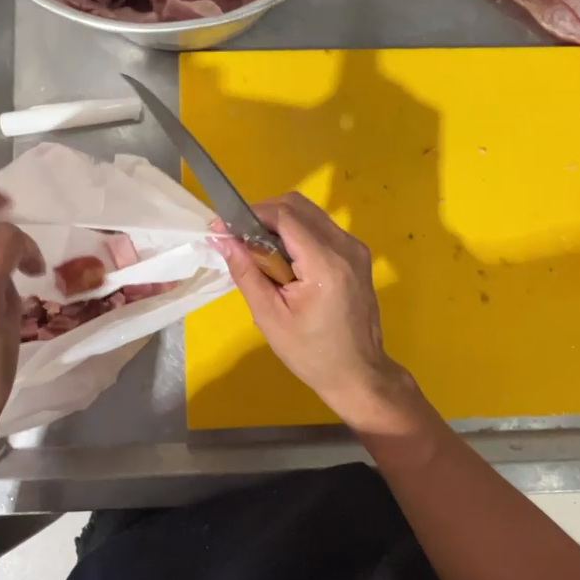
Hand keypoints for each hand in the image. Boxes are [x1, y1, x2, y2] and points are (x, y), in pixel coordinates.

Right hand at [211, 193, 423, 430]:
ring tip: (258, 251)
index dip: (250, 214)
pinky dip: (296, 233)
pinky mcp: (356, 254)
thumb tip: (221, 238)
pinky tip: (283, 260)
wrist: (358, 373)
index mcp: (325, 264)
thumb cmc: (311, 353)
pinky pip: (320, 227)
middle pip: (297, 206)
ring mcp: (355, 248)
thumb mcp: (269, 316)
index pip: (284, 216)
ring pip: (309, 213)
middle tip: (239, 238)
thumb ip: (246, 272)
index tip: (223, 226)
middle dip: (263, 215)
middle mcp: (345, 246)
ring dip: (279, 223)